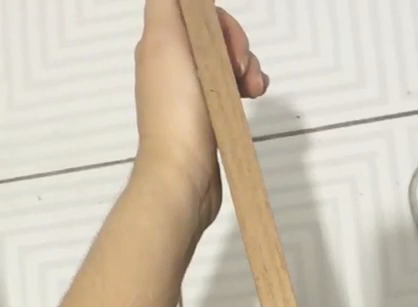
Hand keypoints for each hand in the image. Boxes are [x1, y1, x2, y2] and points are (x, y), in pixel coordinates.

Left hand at [134, 0, 268, 228]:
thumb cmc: (176, 110)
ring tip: (254, 89)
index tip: (225, 39)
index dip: (215, 17)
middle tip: (240, 68)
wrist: (182, 178)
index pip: (192, 10)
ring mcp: (193, 96)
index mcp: (160, 45)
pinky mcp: (210, 120)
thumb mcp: (166, 39)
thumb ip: (170, 3)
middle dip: (236, 43)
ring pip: (227, 62)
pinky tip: (257, 96)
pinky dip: (248, 88)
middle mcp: (173, 67)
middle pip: (213, 34)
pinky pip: (233, 91)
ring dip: (248, 66)